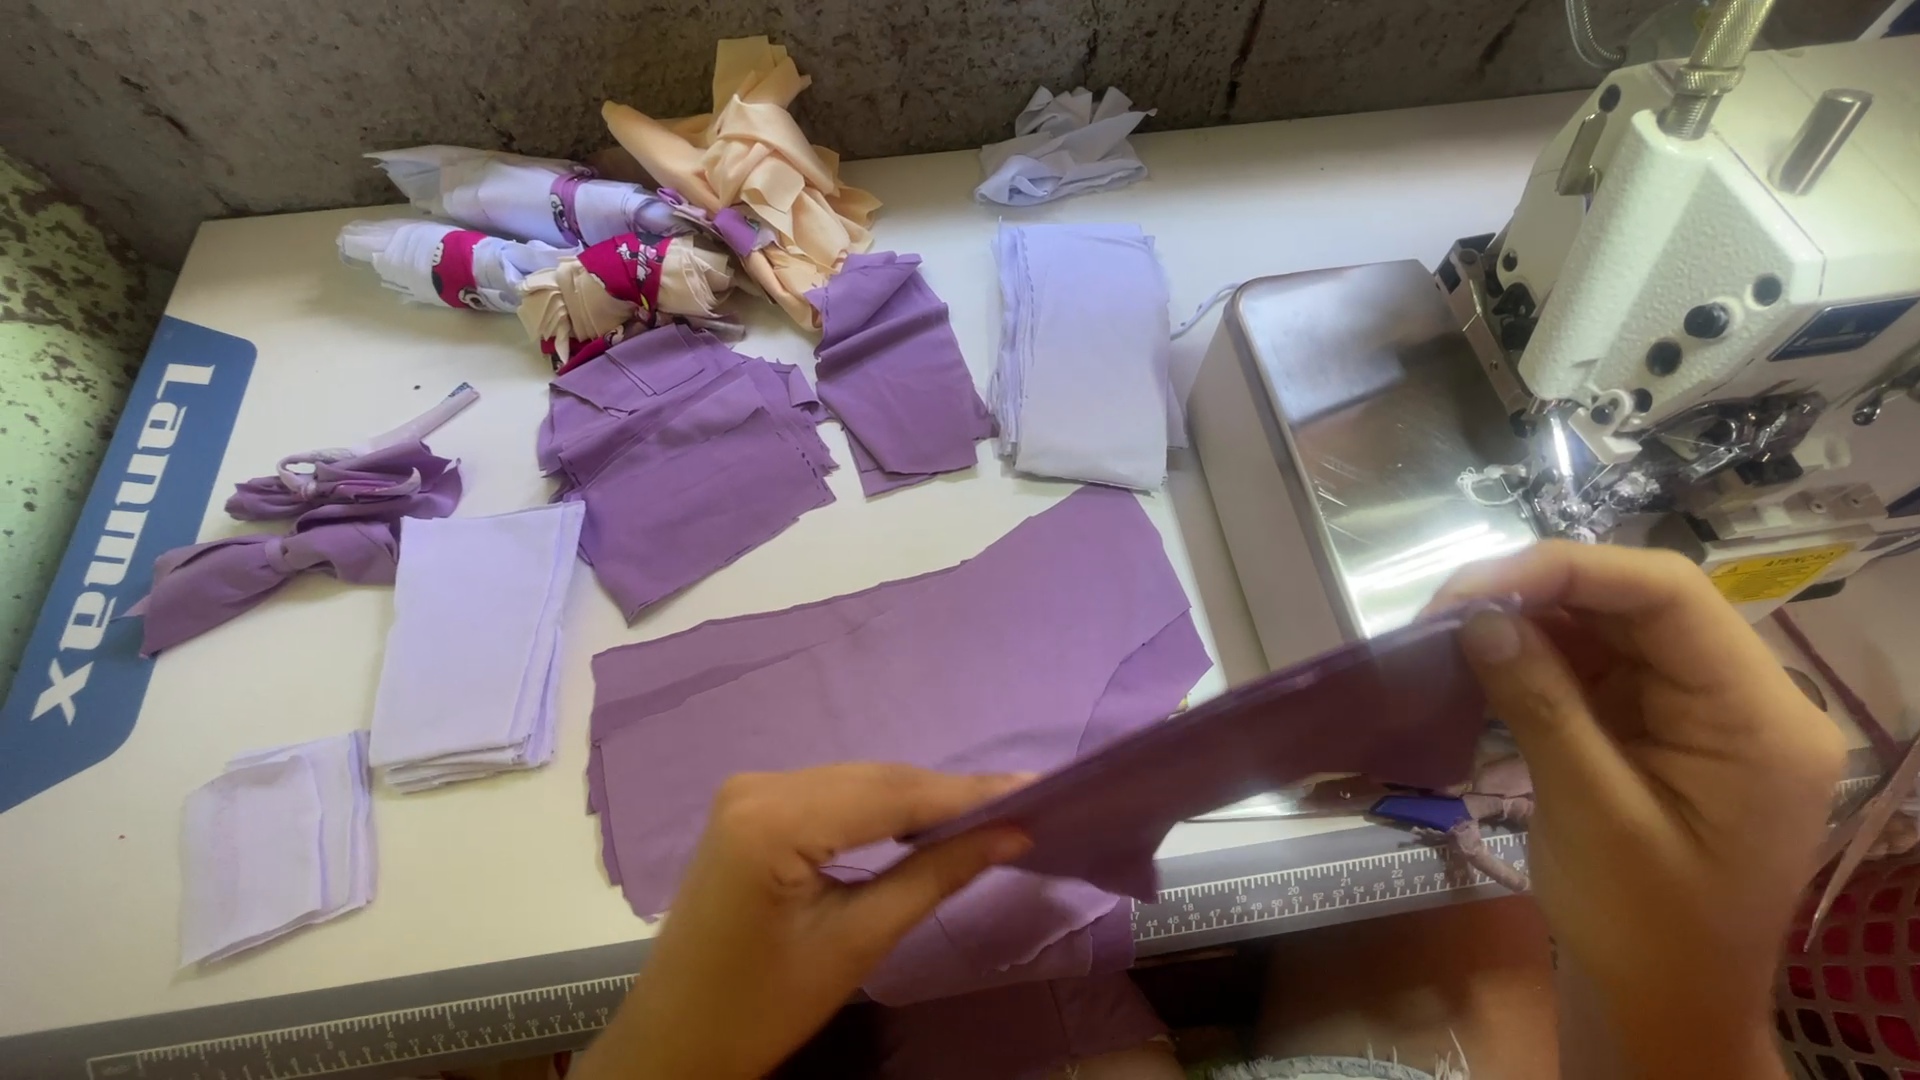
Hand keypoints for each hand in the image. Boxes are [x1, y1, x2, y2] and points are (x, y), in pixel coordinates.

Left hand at [572, 764, 1030, 1079]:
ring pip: (858, 781)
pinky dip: (882, 804)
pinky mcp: (753, 801)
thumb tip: (1011, 832)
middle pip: (875, 780)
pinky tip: (921, 818)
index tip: (1033, 789)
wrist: (676, 1040)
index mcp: (773, 819)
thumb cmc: (763, 1007)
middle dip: (948, 794)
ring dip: (918, 798)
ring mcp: (751, 787)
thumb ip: (936, 875)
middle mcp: (759, 784)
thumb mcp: (859, 942)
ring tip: (985, 810)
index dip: (966, 793)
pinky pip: (834, 792)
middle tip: (1019, 801)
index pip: (891, 793)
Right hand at [1430, 542, 1842, 1077]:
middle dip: (1531, 591)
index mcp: (1754, 716)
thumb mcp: (1590, 811)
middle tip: (1440, 611)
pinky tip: (1477, 660)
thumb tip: (1477, 619)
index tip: (1469, 589)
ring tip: (1445, 632)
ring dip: (1521, 619)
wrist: (1662, 997)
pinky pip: (1587, 661)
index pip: (1667, 595)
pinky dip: (1527, 654)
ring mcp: (1691, 706)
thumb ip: (1540, 703)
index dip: (1564, 570)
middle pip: (1633, 601)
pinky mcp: (1649, 722)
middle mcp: (1735, 694)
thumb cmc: (1642, 921)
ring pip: (1602, 624)